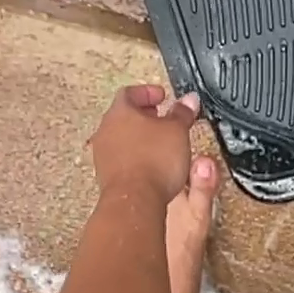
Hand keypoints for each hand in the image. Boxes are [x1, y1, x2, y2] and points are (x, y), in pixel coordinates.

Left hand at [89, 85, 205, 200]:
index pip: (131, 93)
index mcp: (121, 111)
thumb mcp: (177, 131)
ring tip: (157, 146)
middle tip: (159, 119)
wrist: (136, 200)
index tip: (160, 96)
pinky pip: (122, 161)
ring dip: (139, 140)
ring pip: (121, 139)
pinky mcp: (108, 177)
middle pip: (123, 116)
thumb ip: (182, 113)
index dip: (148, 93)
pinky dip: (135, 160)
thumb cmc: (152, 163)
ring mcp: (104, 155)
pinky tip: (149, 168)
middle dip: (143, 117)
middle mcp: (107, 130)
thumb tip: (189, 101)